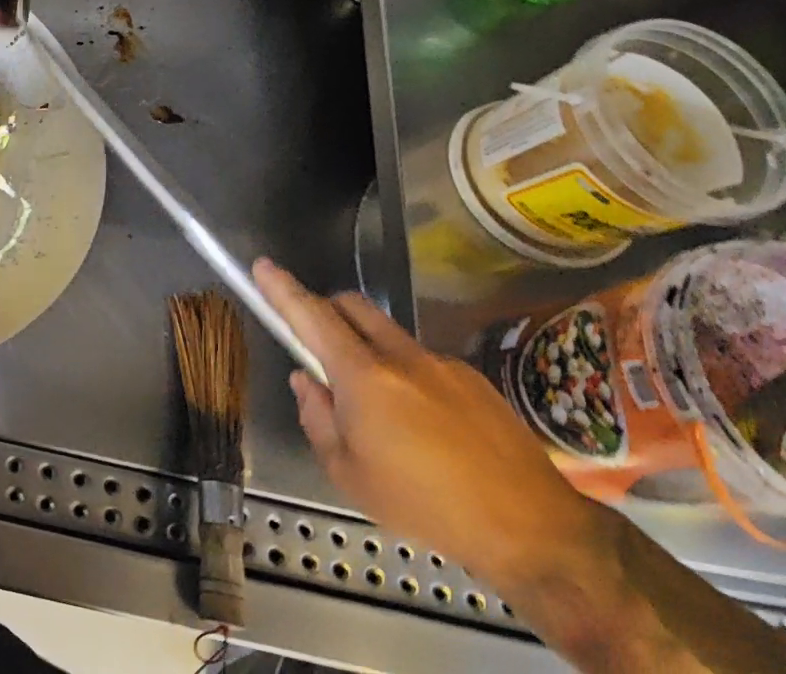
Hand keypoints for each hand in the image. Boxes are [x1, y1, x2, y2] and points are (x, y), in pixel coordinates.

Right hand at [254, 259, 607, 585]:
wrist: (532, 529)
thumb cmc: (424, 505)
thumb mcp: (346, 472)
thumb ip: (317, 417)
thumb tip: (308, 382)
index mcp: (364, 378)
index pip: (312, 317)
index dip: (282, 290)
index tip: (262, 266)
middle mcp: (404, 359)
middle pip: (354, 307)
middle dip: (325, 310)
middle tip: (314, 343)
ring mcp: (446, 366)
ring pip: (390, 337)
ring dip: (367, 351)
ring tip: (377, 410)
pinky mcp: (478, 383)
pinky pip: (425, 364)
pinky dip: (406, 377)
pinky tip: (422, 427)